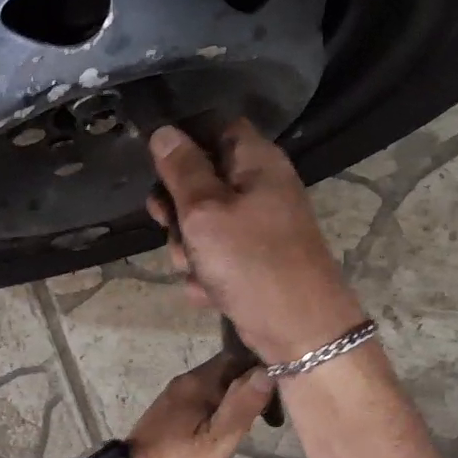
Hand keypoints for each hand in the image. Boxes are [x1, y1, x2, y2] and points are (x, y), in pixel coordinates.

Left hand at [126, 354, 273, 457]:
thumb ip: (241, 407)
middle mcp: (185, 382)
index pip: (237, 358)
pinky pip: (204, 400)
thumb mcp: (216, 442)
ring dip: (237, 398)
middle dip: (251, 385)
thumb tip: (267, 371)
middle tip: (273, 412)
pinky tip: (231, 427)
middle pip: (227, 371)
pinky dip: (221, 407)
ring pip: (216, 387)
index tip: (283, 388)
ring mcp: (175, 397)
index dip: (262, 369)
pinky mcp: (171, 413)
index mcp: (196, 383)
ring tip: (259, 421)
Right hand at [148, 120, 367, 362]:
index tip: (157, 167)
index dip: (183, 140)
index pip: (215, 125)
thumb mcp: (205, 212)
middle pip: (201, 178)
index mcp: (256, 161)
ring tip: (196, 268)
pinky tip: (209, 291)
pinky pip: (215, 256)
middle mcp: (261, 187)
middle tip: (171, 225)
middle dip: (177, 207)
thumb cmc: (252, 263)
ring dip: (187, 247)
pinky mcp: (254, 260)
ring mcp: (258, 226)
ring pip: (202, 223)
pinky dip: (206, 273)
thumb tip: (164, 131)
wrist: (300, 332)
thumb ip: (182, 170)